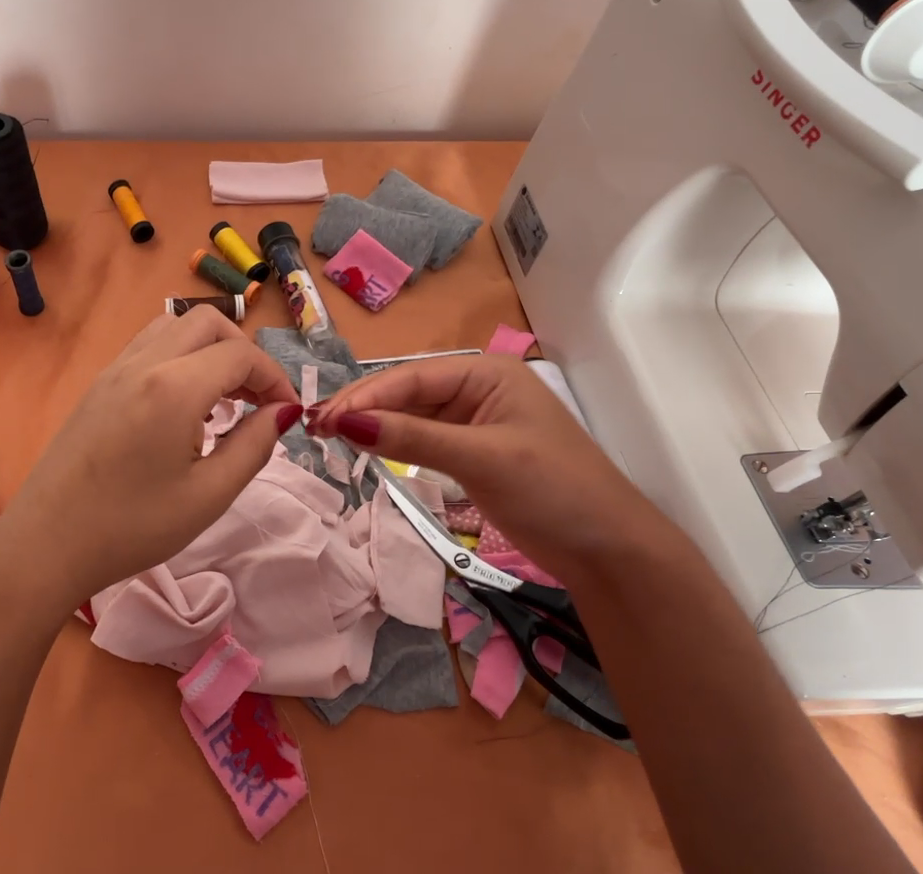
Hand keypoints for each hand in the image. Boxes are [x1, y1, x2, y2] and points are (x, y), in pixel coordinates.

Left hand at [0, 307, 300, 608]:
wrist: (47, 544)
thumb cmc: (132, 528)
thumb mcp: (208, 496)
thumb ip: (254, 446)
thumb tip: (283, 412)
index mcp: (173, 387)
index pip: (240, 355)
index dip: (274, 378)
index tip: (287, 413)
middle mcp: (143, 363)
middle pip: (207, 323)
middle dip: (243, 353)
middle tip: (256, 401)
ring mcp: (114, 370)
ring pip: (174, 326)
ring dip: (208, 348)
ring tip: (222, 400)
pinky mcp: (98, 385)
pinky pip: (148, 346)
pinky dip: (179, 356)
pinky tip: (183, 405)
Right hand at [305, 354, 669, 576]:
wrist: (608, 550)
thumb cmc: (553, 491)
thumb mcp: (481, 459)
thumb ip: (412, 438)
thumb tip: (344, 423)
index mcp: (488, 373)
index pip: (411, 378)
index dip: (365, 397)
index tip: (321, 418)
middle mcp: (479, 389)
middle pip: (408, 393)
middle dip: (364, 409)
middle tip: (314, 428)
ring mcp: (476, 422)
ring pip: (412, 416)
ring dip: (375, 427)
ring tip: (330, 438)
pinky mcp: (474, 452)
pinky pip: (424, 439)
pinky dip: (395, 444)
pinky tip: (366, 449)